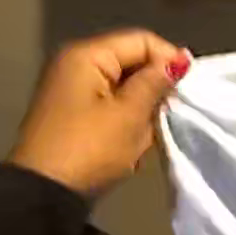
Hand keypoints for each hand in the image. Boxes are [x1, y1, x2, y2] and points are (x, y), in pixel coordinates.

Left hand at [8, 29, 190, 196]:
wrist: (46, 193)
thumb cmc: (91, 149)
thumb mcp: (130, 115)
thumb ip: (155, 82)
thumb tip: (180, 58)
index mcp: (87, 56)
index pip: (142, 41)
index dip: (170, 60)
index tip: (189, 89)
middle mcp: (77, 64)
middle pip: (133, 62)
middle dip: (155, 88)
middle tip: (168, 116)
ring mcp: (74, 90)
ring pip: (126, 87)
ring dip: (143, 110)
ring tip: (146, 135)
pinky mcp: (75, 113)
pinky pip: (113, 106)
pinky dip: (128, 120)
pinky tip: (131, 143)